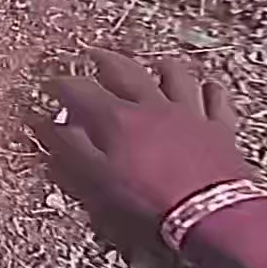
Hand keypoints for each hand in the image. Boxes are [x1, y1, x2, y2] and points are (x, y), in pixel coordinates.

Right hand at [37, 47, 251, 223]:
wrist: (214, 213)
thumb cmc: (150, 197)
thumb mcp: (100, 176)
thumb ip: (71, 146)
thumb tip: (47, 124)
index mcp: (117, 117)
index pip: (80, 89)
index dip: (61, 85)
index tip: (49, 85)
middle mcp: (151, 105)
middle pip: (125, 70)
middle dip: (105, 59)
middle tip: (93, 54)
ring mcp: (188, 113)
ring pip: (175, 77)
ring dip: (161, 68)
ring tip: (154, 65)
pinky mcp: (219, 128)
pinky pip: (215, 99)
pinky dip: (210, 90)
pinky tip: (207, 86)